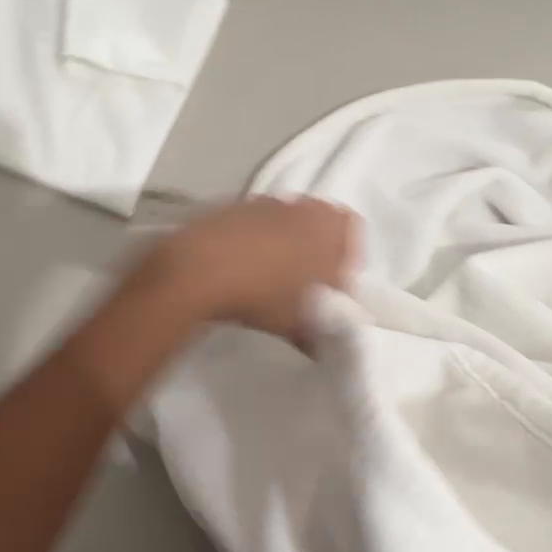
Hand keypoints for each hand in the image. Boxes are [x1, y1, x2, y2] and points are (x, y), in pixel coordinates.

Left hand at [146, 197, 357, 343]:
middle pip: (319, 221)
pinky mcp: (232, 206)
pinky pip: (254, 222)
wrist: (199, 269)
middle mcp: (301, 207)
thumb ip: (316, 335)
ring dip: (283, 241)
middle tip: (304, 281)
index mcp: (328, 228)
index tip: (333, 284)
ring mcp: (265, 202)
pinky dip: (253, 239)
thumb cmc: (262, 294)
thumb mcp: (296, 324)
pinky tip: (238, 266)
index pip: (352, 231)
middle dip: (315, 248)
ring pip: (285, 220)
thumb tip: (320, 349)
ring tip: (267, 275)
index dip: (345, 257)